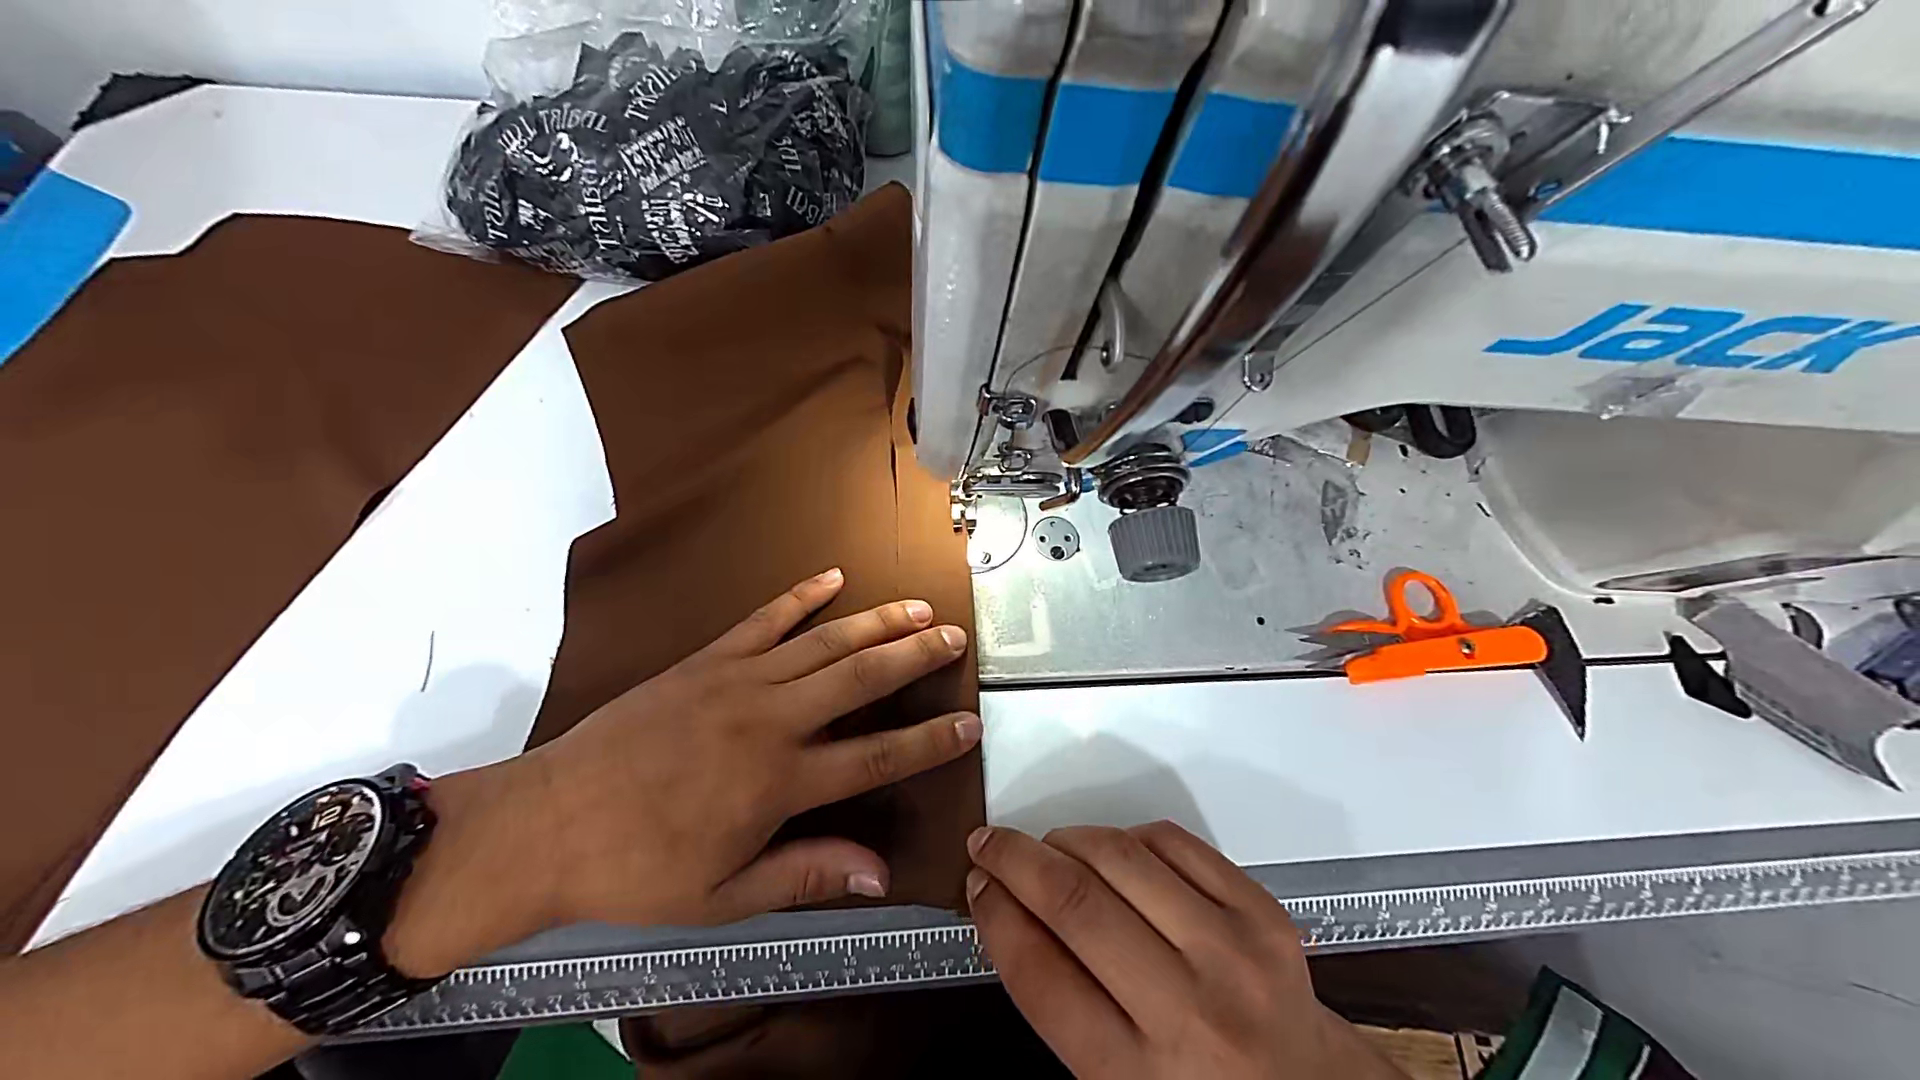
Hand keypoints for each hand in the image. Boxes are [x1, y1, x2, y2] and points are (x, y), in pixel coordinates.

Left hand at [506, 570, 976, 926]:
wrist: (547, 822)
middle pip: (861, 677)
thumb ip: (806, 874)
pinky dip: (801, 596)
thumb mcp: (722, 895)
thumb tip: (880, 874)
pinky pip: (765, 619)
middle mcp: (771, 720)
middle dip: (915, 655)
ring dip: (876, 621)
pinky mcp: (706, 660)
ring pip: (824, 641)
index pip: (877, 757)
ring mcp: (738, 680)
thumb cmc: (637, 868)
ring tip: (917, 608)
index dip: (929, 741)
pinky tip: (832, 578)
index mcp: (780, 782)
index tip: (967, 723)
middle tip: (955, 637)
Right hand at [966, 823, 1408, 1079]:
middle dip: (1015, 860)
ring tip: (1046, 847)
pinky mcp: (1262, 911)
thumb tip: (1010, 909)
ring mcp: (1233, 953)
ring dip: (1066, 840)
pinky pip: (1172, 842)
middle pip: (1073, 904)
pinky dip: (1127, 836)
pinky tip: (1111, 851)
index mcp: (1139, 1079)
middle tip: (987, 843)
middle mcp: (1189, 1013)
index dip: (996, 916)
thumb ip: (1062, 1004)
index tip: (976, 885)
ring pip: (1119, 859)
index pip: (1039, 974)